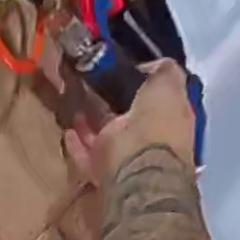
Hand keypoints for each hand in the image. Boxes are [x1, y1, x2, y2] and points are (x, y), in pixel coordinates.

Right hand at [63, 60, 196, 187]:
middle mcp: (150, 139)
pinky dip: (78, 144)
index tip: (119, 69)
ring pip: (106, 137)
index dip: (139, 82)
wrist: (138, 175)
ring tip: (75, 104)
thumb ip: (163, 72)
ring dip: (91, 122)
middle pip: (128, 118)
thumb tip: (151, 64)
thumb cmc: (157, 125)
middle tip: (90, 86)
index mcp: (170, 117)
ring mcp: (127, 159)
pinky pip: (88, 156)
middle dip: (111, 103)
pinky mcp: (103, 174)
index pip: (156, 97)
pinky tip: (68, 131)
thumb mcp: (168, 85)